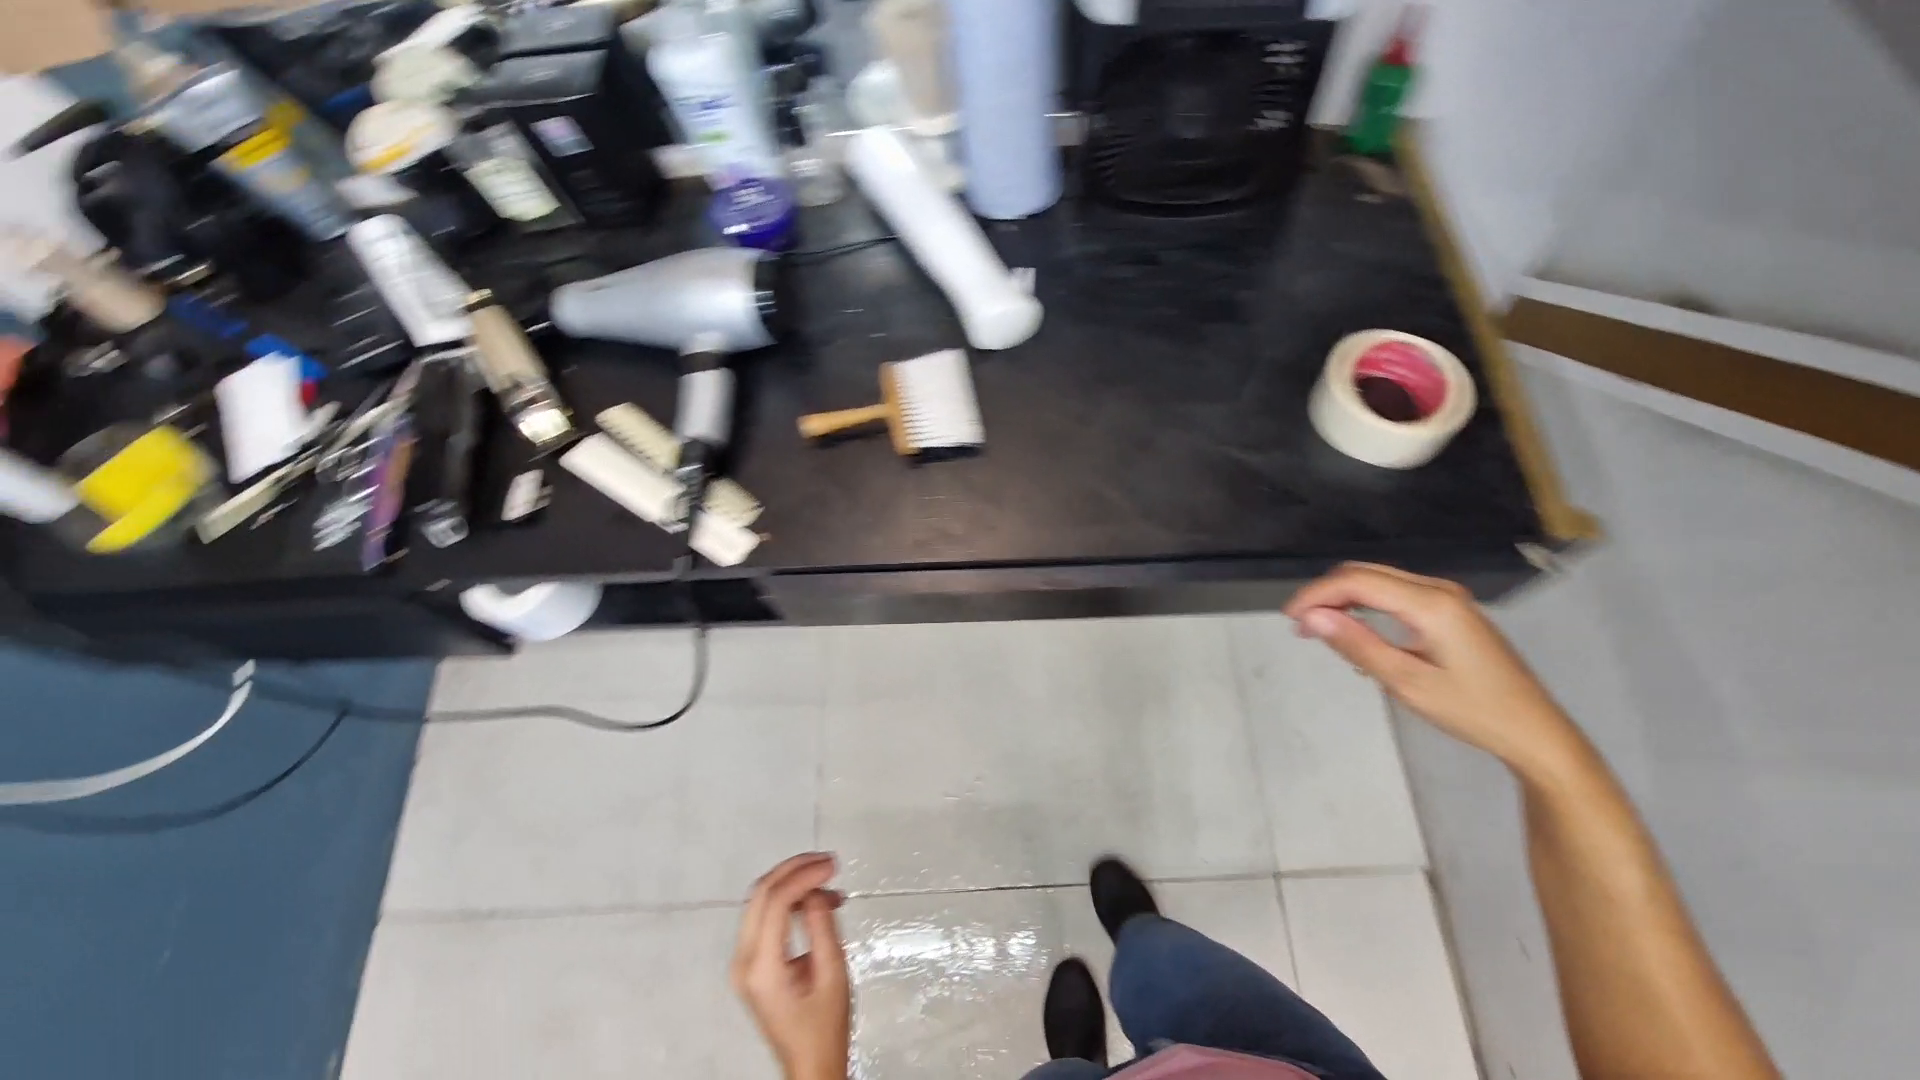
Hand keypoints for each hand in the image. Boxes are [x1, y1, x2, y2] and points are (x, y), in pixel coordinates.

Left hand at [733, 853, 851, 1079]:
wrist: (810, 1065)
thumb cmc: (825, 1027)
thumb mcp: (833, 974)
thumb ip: (822, 926)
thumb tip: (817, 889)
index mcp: (761, 967)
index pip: (776, 902)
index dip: (804, 875)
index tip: (833, 865)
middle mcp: (743, 961)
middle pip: (761, 894)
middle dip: (795, 870)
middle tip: (829, 862)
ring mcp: (743, 962)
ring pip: (761, 902)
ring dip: (793, 884)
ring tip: (830, 882)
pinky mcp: (751, 963)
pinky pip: (765, 918)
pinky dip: (790, 902)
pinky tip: (818, 902)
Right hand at [1284, 562, 1575, 774]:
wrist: (1534, 730)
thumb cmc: (1471, 710)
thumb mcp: (1406, 683)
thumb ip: (1357, 646)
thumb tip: (1311, 618)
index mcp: (1430, 604)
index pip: (1357, 581)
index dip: (1317, 594)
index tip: (1289, 619)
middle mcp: (1438, 590)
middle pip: (1366, 574)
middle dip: (1327, 594)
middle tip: (1300, 627)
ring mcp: (1448, 599)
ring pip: (1381, 582)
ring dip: (1345, 599)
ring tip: (1319, 630)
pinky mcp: (1452, 612)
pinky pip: (1397, 595)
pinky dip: (1367, 605)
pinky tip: (1356, 632)